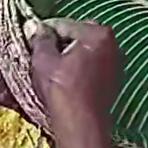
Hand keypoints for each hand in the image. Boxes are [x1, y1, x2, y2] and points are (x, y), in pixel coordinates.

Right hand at [27, 19, 120, 147]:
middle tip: (42, 56)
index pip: (65, 24)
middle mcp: (113, 43)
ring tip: (53, 70)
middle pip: (79, 35)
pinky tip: (67, 81)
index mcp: (97, 34)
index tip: (31, 40)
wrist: (81, 123)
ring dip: (71, 55)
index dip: (45, 32)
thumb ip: (40, 40)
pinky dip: (80, 68)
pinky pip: (93, 65)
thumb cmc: (62, 90)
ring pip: (87, 50)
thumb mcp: (43, 62)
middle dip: (61, 42)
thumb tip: (36, 27)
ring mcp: (116, 62)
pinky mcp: (113, 78)